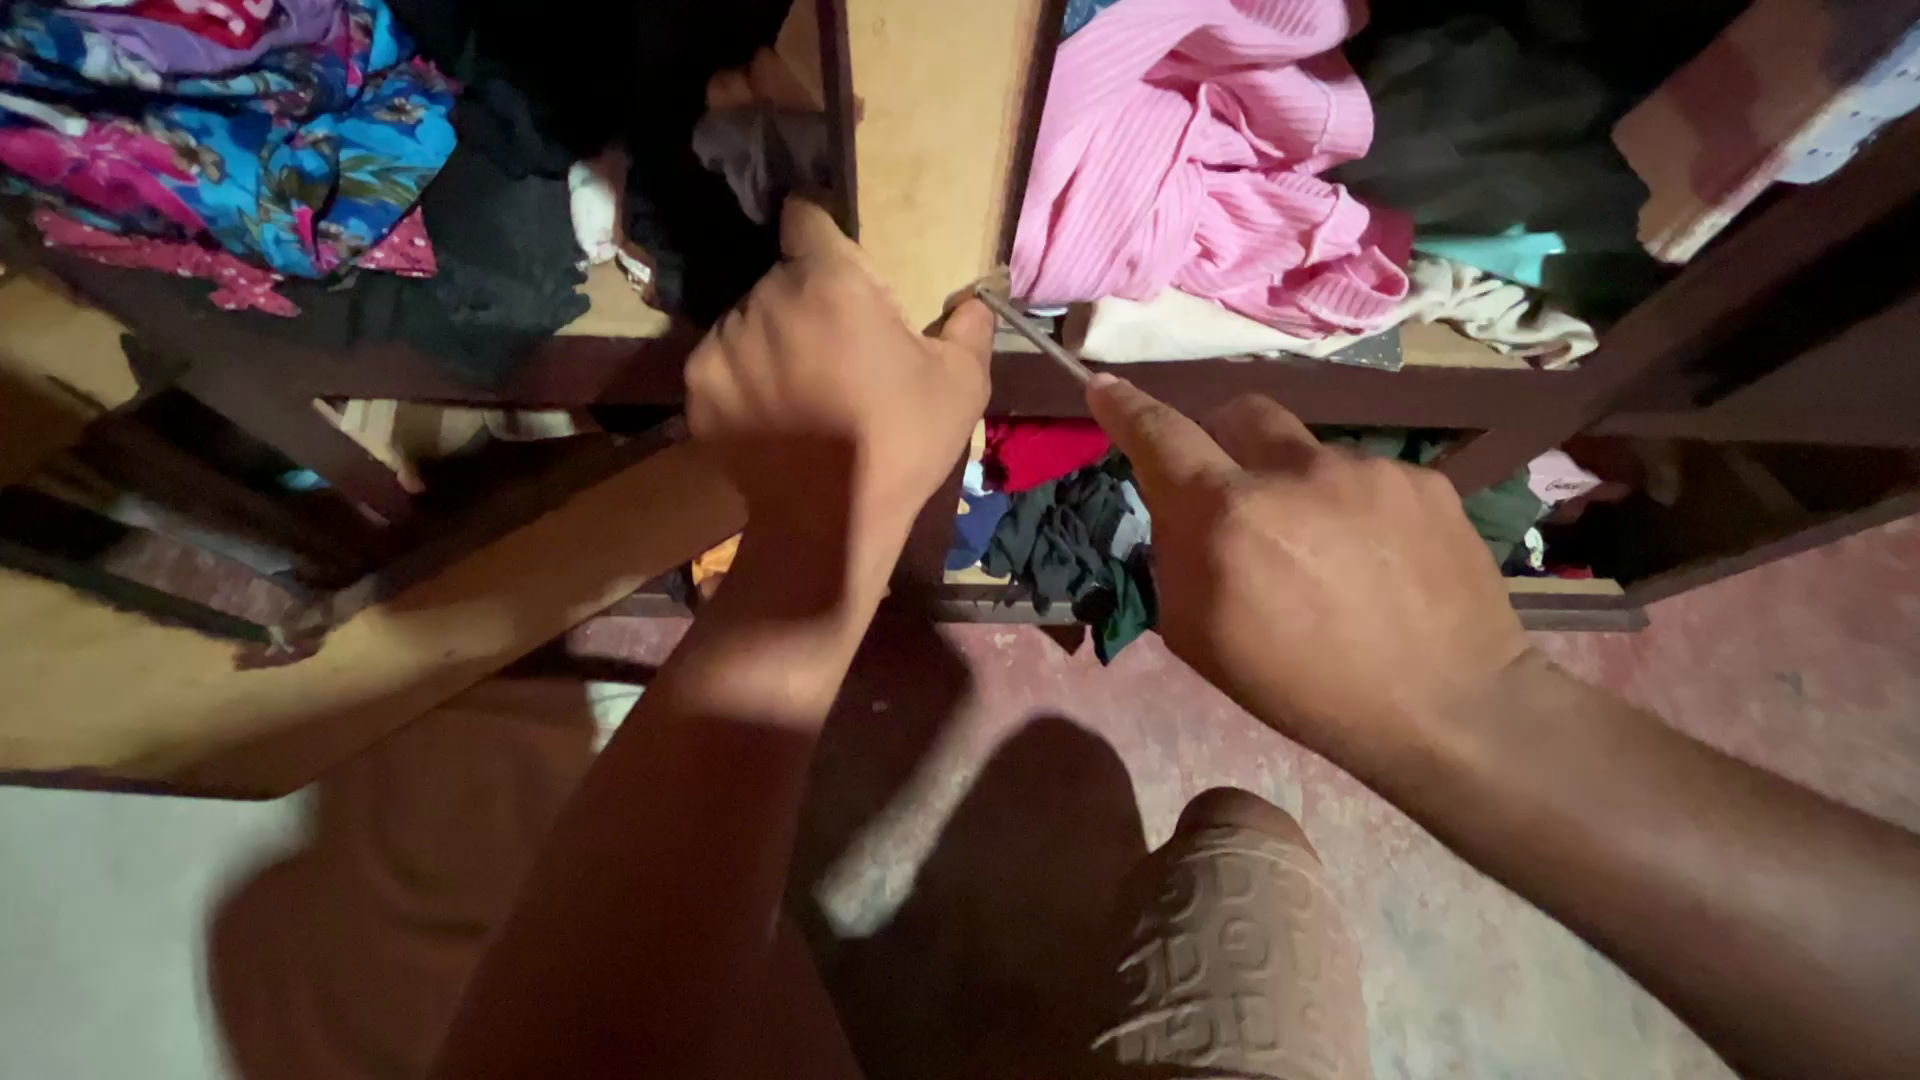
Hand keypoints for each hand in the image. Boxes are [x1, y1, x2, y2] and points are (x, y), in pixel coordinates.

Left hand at [686, 198, 993, 548]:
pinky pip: (723, 363)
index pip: (807, 216)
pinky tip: (774, 416)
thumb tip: (975, 302)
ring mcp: (723, 344)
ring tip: (804, 391)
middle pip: (783, 278)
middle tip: (838, 352)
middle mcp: (765, 298)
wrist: (828, 526)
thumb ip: (970, 329)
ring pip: (751, 319)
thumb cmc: (900, 448)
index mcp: (830, 283)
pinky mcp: (698, 388)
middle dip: (808, 302)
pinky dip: (745, 379)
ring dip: (774, 340)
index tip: (837, 263)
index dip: (822, 233)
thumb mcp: (960, 388)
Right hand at [1086, 377, 1529, 763]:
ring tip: (1322, 549)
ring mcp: (1367, 469)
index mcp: (1227, 515)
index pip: (1161, 435)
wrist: (1444, 708)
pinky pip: (1363, 476)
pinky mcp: (1424, 481)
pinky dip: (1348, 505)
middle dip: (1220, 439)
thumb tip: (1178, 512)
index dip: (1126, 407)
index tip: (1104, 387)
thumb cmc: (1298, 685)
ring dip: (1292, 484)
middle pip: (1238, 412)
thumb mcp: (1197, 635)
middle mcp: (1293, 472)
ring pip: (1306, 451)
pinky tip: (1372, 556)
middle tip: (1230, 489)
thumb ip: (1173, 557)